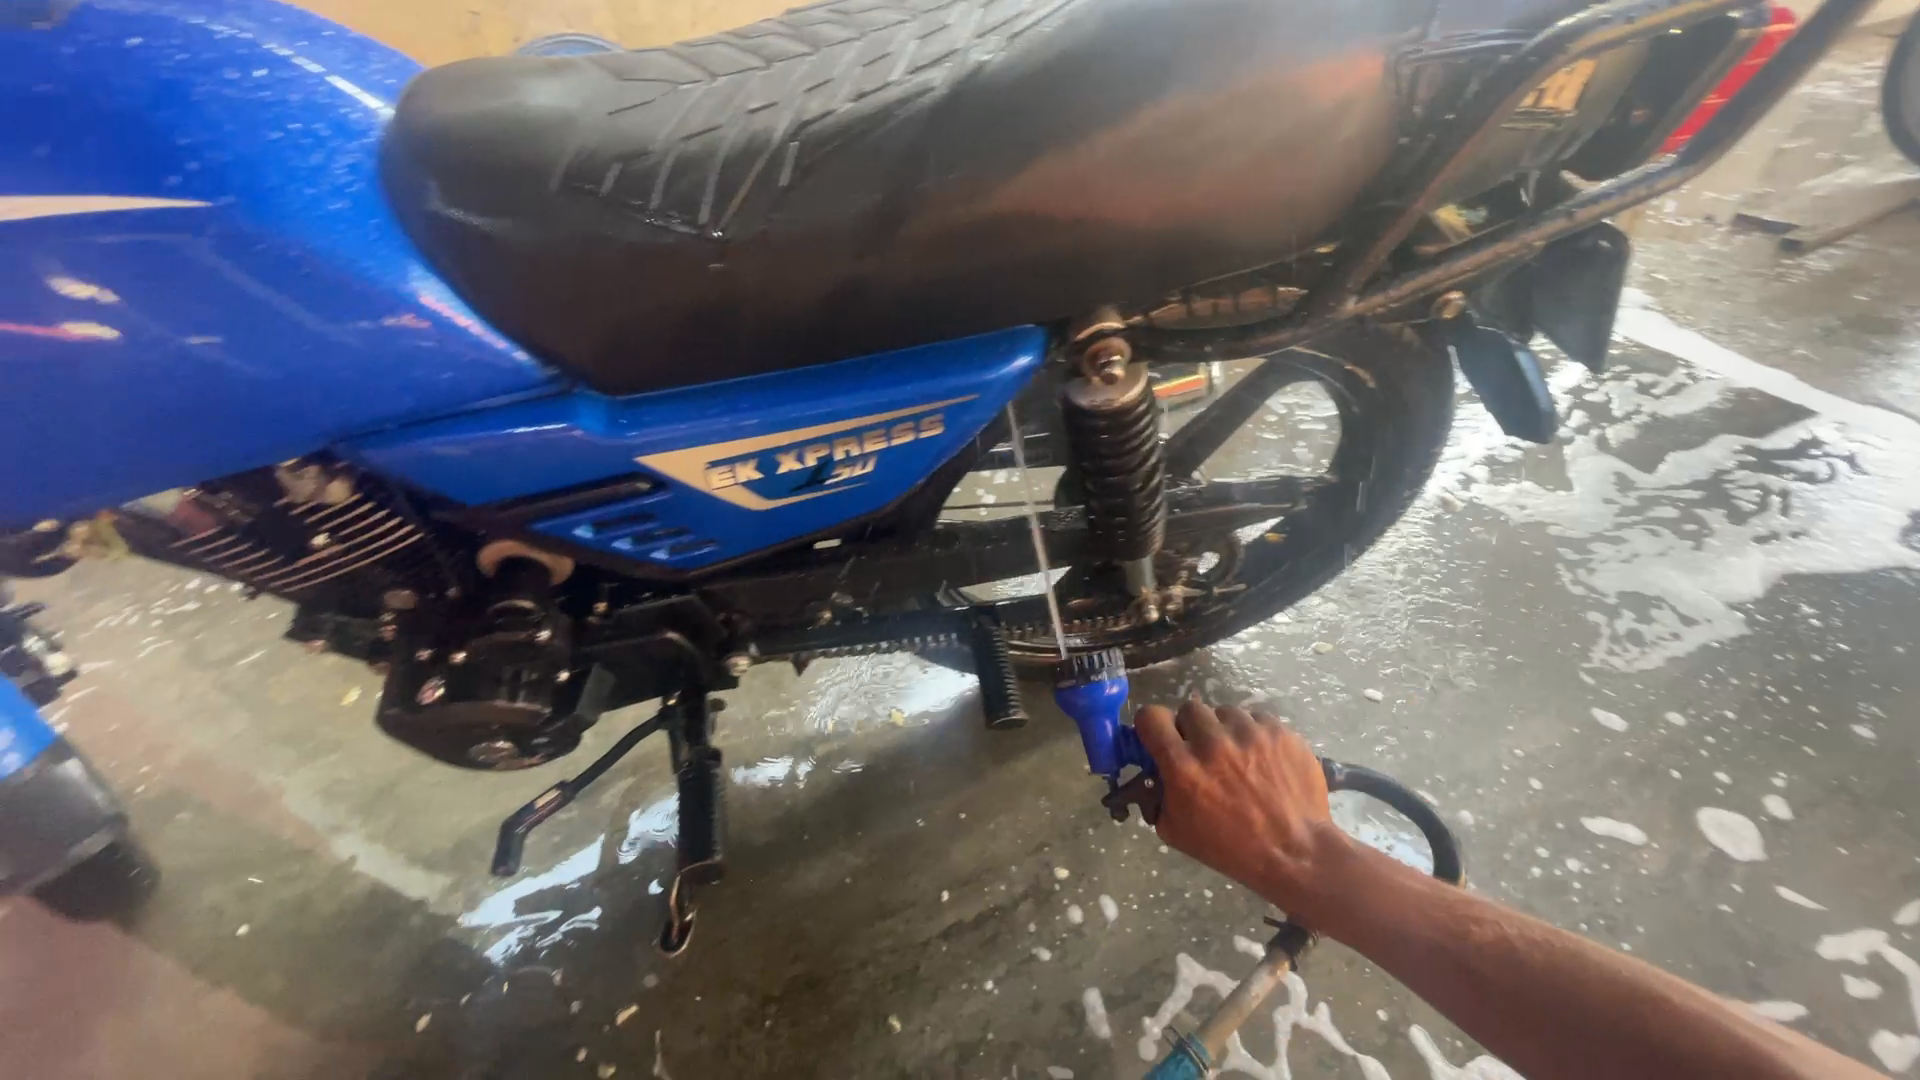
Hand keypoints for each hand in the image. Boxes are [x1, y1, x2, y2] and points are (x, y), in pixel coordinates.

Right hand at [1134, 700, 1350, 919]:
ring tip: (1237, 755)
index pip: (1151, 716)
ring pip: (1225, 712)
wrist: (1297, 852)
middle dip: (1192, 728)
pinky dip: (1254, 734)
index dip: (1152, 725)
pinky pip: (1256, 719)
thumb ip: (1157, 794)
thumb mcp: (1175, 831)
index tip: (1161, 738)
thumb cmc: (1231, 848)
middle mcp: (1213, 743)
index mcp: (1183, 767)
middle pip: (1189, 709)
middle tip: (1203, 751)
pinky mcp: (1279, 732)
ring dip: (1224, 730)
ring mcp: (1250, 734)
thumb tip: (1154, 771)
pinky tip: (1262, 759)